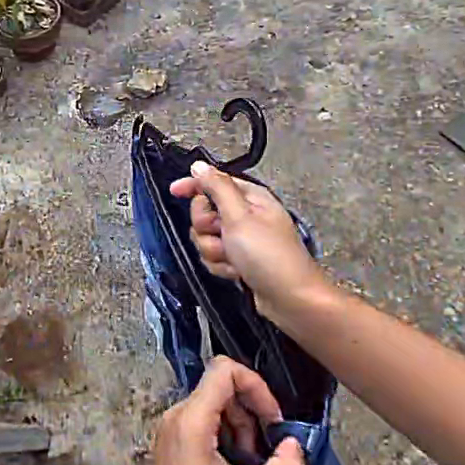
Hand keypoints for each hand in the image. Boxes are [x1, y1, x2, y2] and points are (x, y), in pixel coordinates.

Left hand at [130, 357, 307, 464]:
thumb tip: (295, 445)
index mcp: (191, 422)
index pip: (225, 370)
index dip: (256, 386)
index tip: (273, 421)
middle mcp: (176, 416)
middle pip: (223, 386)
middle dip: (252, 411)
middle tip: (267, 450)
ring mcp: (171, 428)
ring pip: (217, 402)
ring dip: (243, 425)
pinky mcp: (173, 442)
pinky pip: (206, 419)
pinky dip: (228, 435)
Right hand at [169, 161, 334, 323]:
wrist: (289, 298)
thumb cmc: (269, 255)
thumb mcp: (240, 216)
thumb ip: (217, 187)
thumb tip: (200, 166)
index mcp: (250, 198)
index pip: (214, 183)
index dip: (194, 185)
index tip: (175, 191)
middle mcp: (246, 216)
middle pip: (205, 213)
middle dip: (206, 228)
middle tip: (221, 235)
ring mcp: (243, 240)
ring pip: (207, 239)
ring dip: (214, 251)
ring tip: (233, 258)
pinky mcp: (240, 261)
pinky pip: (215, 258)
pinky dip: (222, 266)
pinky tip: (237, 272)